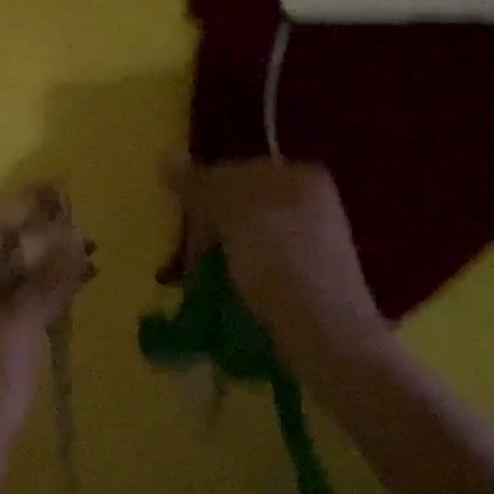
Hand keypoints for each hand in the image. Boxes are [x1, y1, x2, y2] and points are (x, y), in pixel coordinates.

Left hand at [0, 185, 92, 493]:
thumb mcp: (11, 342)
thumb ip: (41, 291)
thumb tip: (72, 243)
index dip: (25, 203)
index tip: (65, 184)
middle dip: (40, 235)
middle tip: (87, 225)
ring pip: (8, 286)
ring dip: (44, 270)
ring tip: (89, 258)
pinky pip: (13, 317)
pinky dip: (40, 304)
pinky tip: (68, 303)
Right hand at [169, 159, 386, 353]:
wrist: (326, 335)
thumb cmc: (279, 263)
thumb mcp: (235, 213)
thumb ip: (202, 185)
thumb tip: (167, 158)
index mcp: (298, 176)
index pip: (233, 171)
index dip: (202, 194)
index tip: (184, 225)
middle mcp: (310, 202)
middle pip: (239, 205)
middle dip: (210, 229)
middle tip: (193, 261)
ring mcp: (312, 242)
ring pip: (246, 238)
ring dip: (220, 257)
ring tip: (205, 285)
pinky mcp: (308, 279)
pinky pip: (260, 266)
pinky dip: (239, 278)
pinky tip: (231, 296)